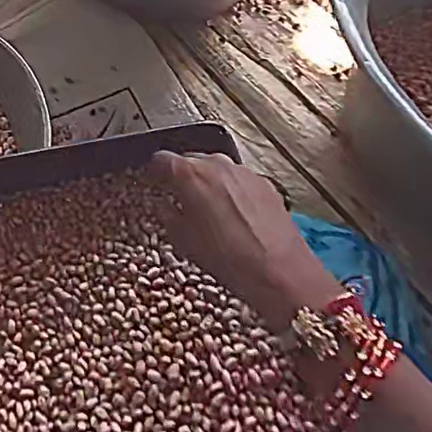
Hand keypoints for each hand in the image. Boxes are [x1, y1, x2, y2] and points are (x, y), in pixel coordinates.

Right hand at [148, 151, 344, 330]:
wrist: (279, 271)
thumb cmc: (229, 258)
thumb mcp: (183, 240)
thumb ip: (167, 214)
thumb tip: (164, 205)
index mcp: (190, 175)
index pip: (161, 159)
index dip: (153, 170)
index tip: (152, 180)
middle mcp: (217, 165)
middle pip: (190, 160)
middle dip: (181, 175)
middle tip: (177, 197)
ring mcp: (243, 172)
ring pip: (216, 169)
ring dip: (207, 182)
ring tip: (206, 209)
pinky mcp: (264, 183)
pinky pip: (238, 179)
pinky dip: (230, 190)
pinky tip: (231, 214)